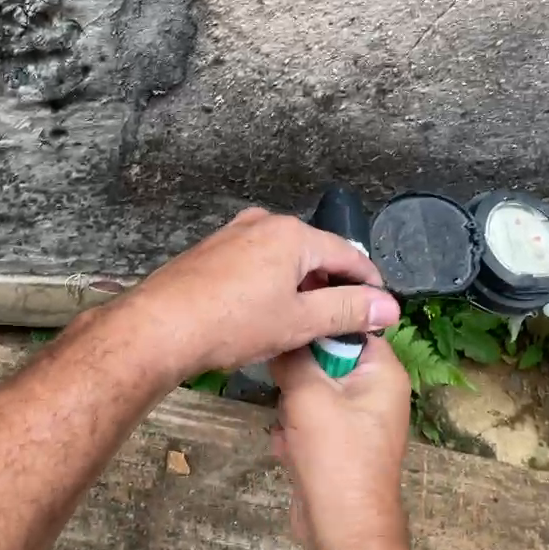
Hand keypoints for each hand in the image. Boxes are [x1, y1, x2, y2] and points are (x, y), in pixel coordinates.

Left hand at [127, 208, 397, 375]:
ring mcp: (234, 233)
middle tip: (343, 323)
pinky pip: (257, 262)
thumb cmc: (232, 323)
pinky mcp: (213, 249)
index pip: (347, 254)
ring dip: (300, 286)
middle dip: (332, 285)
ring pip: (284, 258)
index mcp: (292, 234)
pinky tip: (265, 313)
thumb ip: (347, 310)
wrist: (160, 326)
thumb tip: (388, 307)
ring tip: (305, 323)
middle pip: (315, 252)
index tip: (380, 309)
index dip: (368, 284)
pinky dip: (272, 283)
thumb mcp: (299, 321)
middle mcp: (263, 223)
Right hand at [269, 336, 413, 549]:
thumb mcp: (306, 393)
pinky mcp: (340, 442)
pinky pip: (311, 416)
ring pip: (313, 387)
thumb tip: (278, 327)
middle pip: (327, 355)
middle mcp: (376, 390)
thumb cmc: (334, 456)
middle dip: (299, 371)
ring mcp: (358, 418)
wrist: (343, 532)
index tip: (285, 319)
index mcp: (383, 371)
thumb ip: (292, 355)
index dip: (317, 318)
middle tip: (282, 379)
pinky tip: (288, 445)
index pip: (350, 322)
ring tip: (287, 419)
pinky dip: (295, 427)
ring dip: (292, 402)